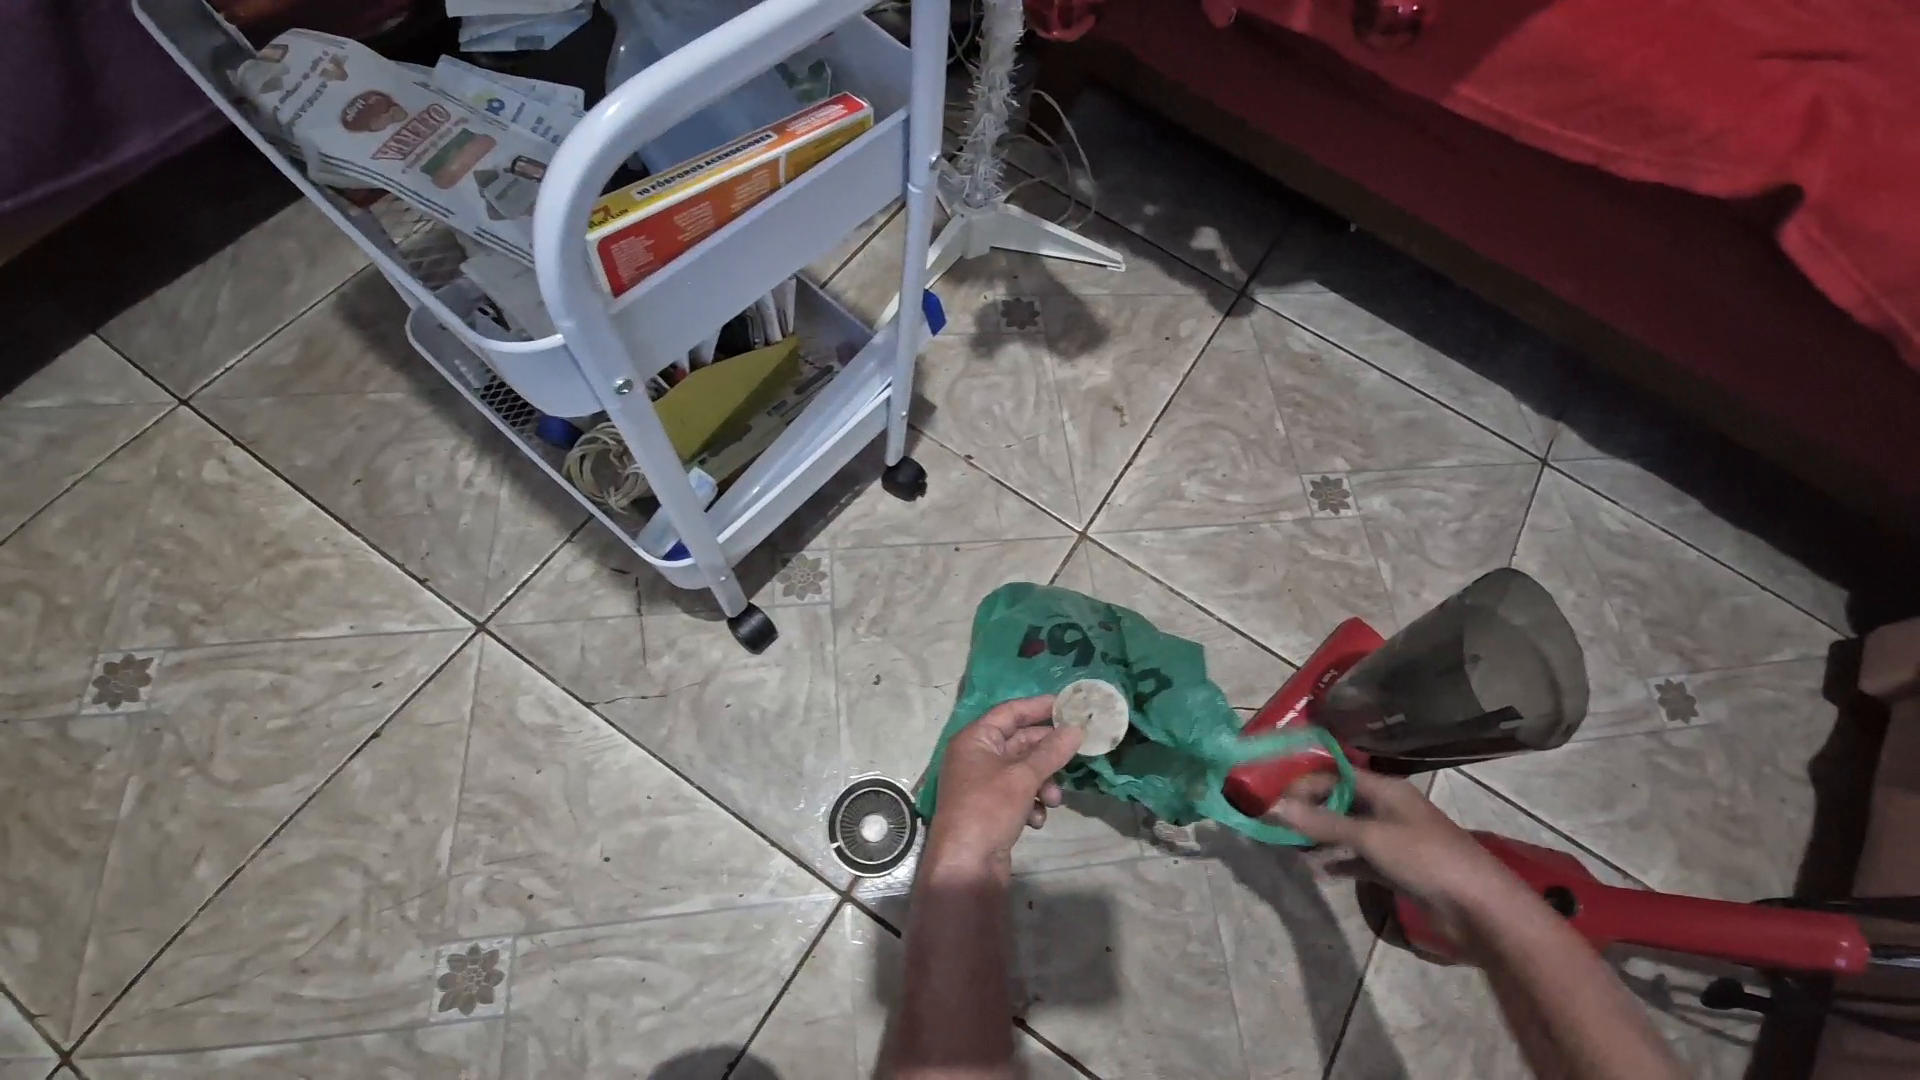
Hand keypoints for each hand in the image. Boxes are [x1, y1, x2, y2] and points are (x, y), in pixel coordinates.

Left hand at [926, 696, 1083, 876]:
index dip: (1039, 706)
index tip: (1069, 705)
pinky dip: (1031, 803)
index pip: (1010, 712)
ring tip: (1053, 799)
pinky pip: (1018, 795)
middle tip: (1076, 752)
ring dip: (1043, 782)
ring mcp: (982, 785)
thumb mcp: (1022, 777)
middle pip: (1018, 742)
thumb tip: (1076, 729)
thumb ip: (1050, 751)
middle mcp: (976, 757)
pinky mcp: (991, 809)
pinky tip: (1036, 819)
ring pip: (1022, 771)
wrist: (965, 866)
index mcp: (974, 740)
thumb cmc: (988, 810)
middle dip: (1047, 753)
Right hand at [1270, 770, 1532, 957]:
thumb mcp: (1368, 837)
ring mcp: (1392, 839)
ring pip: (1345, 831)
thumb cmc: (1425, 859)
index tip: (1273, 799)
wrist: (1481, 910)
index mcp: (1384, 789)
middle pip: (1338, 801)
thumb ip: (1320, 822)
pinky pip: (1357, 858)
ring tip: (1290, 849)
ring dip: (1319, 837)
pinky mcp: (1396, 868)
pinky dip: (1337, 861)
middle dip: (1307, 810)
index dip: (1303, 783)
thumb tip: (1271, 806)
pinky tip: (1317, 870)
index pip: (1333, 774)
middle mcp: (1386, 808)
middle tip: (1275, 824)